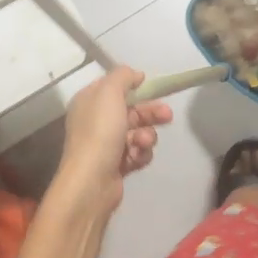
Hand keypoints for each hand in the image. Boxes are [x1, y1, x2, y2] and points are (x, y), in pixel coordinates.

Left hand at [56, 67, 172, 209]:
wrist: (92, 181)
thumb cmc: (99, 131)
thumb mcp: (110, 92)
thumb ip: (123, 76)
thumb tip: (135, 75)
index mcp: (90, 101)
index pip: (114, 87)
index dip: (134, 86)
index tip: (152, 87)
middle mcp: (96, 120)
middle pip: (131, 109)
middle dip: (150, 112)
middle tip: (167, 115)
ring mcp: (106, 144)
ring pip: (137, 131)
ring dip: (146, 135)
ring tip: (143, 142)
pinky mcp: (116, 165)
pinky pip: (137, 152)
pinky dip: (140, 153)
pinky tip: (137, 157)